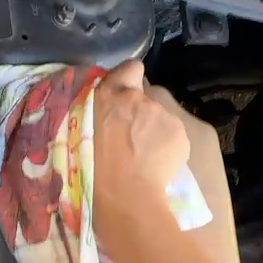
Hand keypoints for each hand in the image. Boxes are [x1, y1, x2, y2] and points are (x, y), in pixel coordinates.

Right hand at [92, 60, 191, 247]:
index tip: (127, 92)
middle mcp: (136, 97)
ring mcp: (161, 113)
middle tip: (130, 138)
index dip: (130, 78)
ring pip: (160, 118)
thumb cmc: (92, 167)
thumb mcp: (83, 130)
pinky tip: (157, 163)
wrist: (124, 194)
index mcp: (107, 95)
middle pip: (146, 98)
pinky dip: (168, 146)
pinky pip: (174, 134)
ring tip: (144, 156)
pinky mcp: (179, 131)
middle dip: (141, 112)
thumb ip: (103, 112)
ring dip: (154, 130)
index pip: (129, 68)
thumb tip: (115, 113)